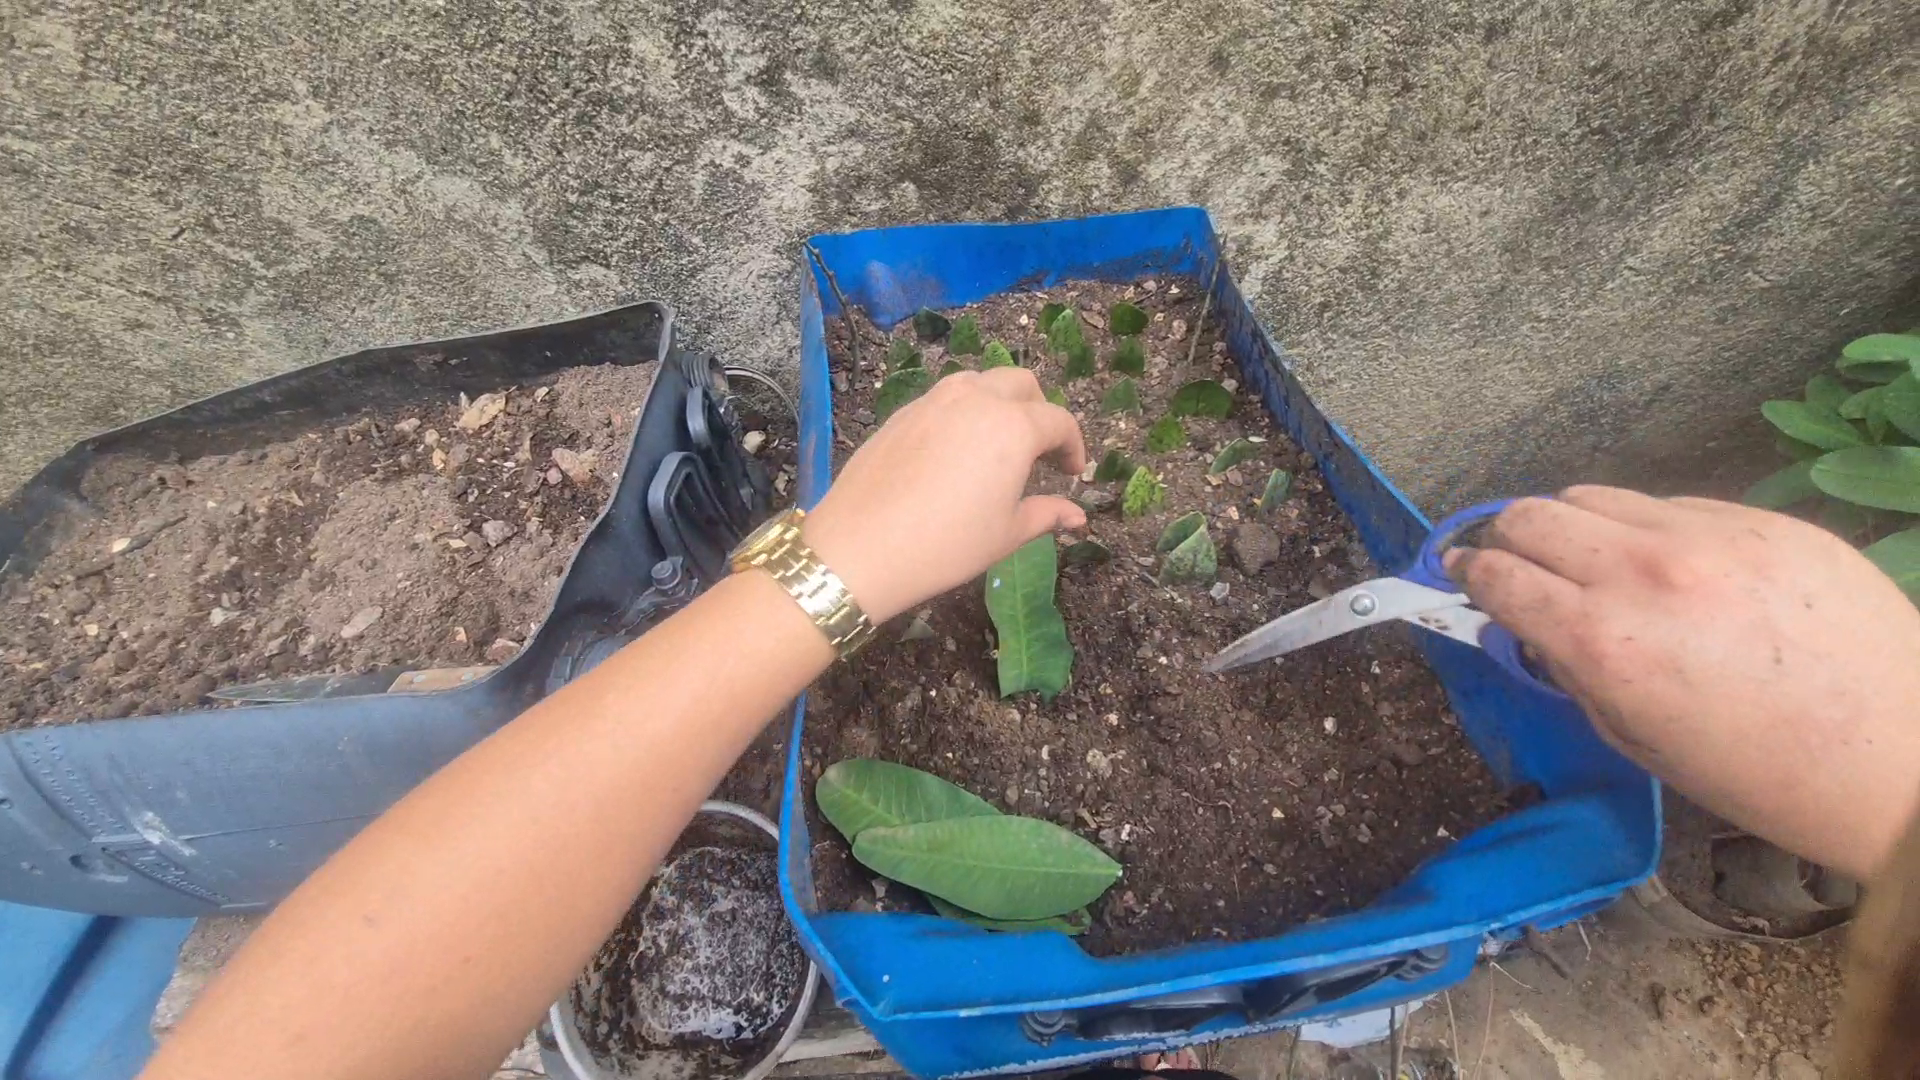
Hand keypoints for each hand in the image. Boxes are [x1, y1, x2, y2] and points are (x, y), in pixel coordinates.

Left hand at [801, 366, 1087, 623]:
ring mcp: (933, 401)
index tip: (1072, 473)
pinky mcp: (902, 412)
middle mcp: (976, 400)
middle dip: (1040, 411)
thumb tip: (1078, 516)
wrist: (861, 547)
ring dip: (1000, 401)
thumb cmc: (946, 545)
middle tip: (1040, 451)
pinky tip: (954, 450)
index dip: (1073, 446)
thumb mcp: (1006, 534)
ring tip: (997, 443)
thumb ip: (1047, 514)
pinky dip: (963, 411)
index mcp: (1013, 426)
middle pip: (1022, 384)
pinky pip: (944, 397)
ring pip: (980, 381)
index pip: (1059, 421)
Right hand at [1447, 486, 1919, 879]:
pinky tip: (1677, 570)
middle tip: (1520, 566)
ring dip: (1571, 528)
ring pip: (1588, 496)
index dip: (1463, 571)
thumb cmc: (1751, 770)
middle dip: (1507, 540)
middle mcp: (1645, 574)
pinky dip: (1644, 531)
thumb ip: (1560, 660)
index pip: (1493, 573)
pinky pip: (1667, 506)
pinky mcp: (1767, 523)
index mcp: (1602, 638)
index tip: (1460, 573)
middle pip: (1528, 516)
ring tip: (1595, 562)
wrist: (1917, 764)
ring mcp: (1711, 539)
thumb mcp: (1623, 729)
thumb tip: (1520, 616)